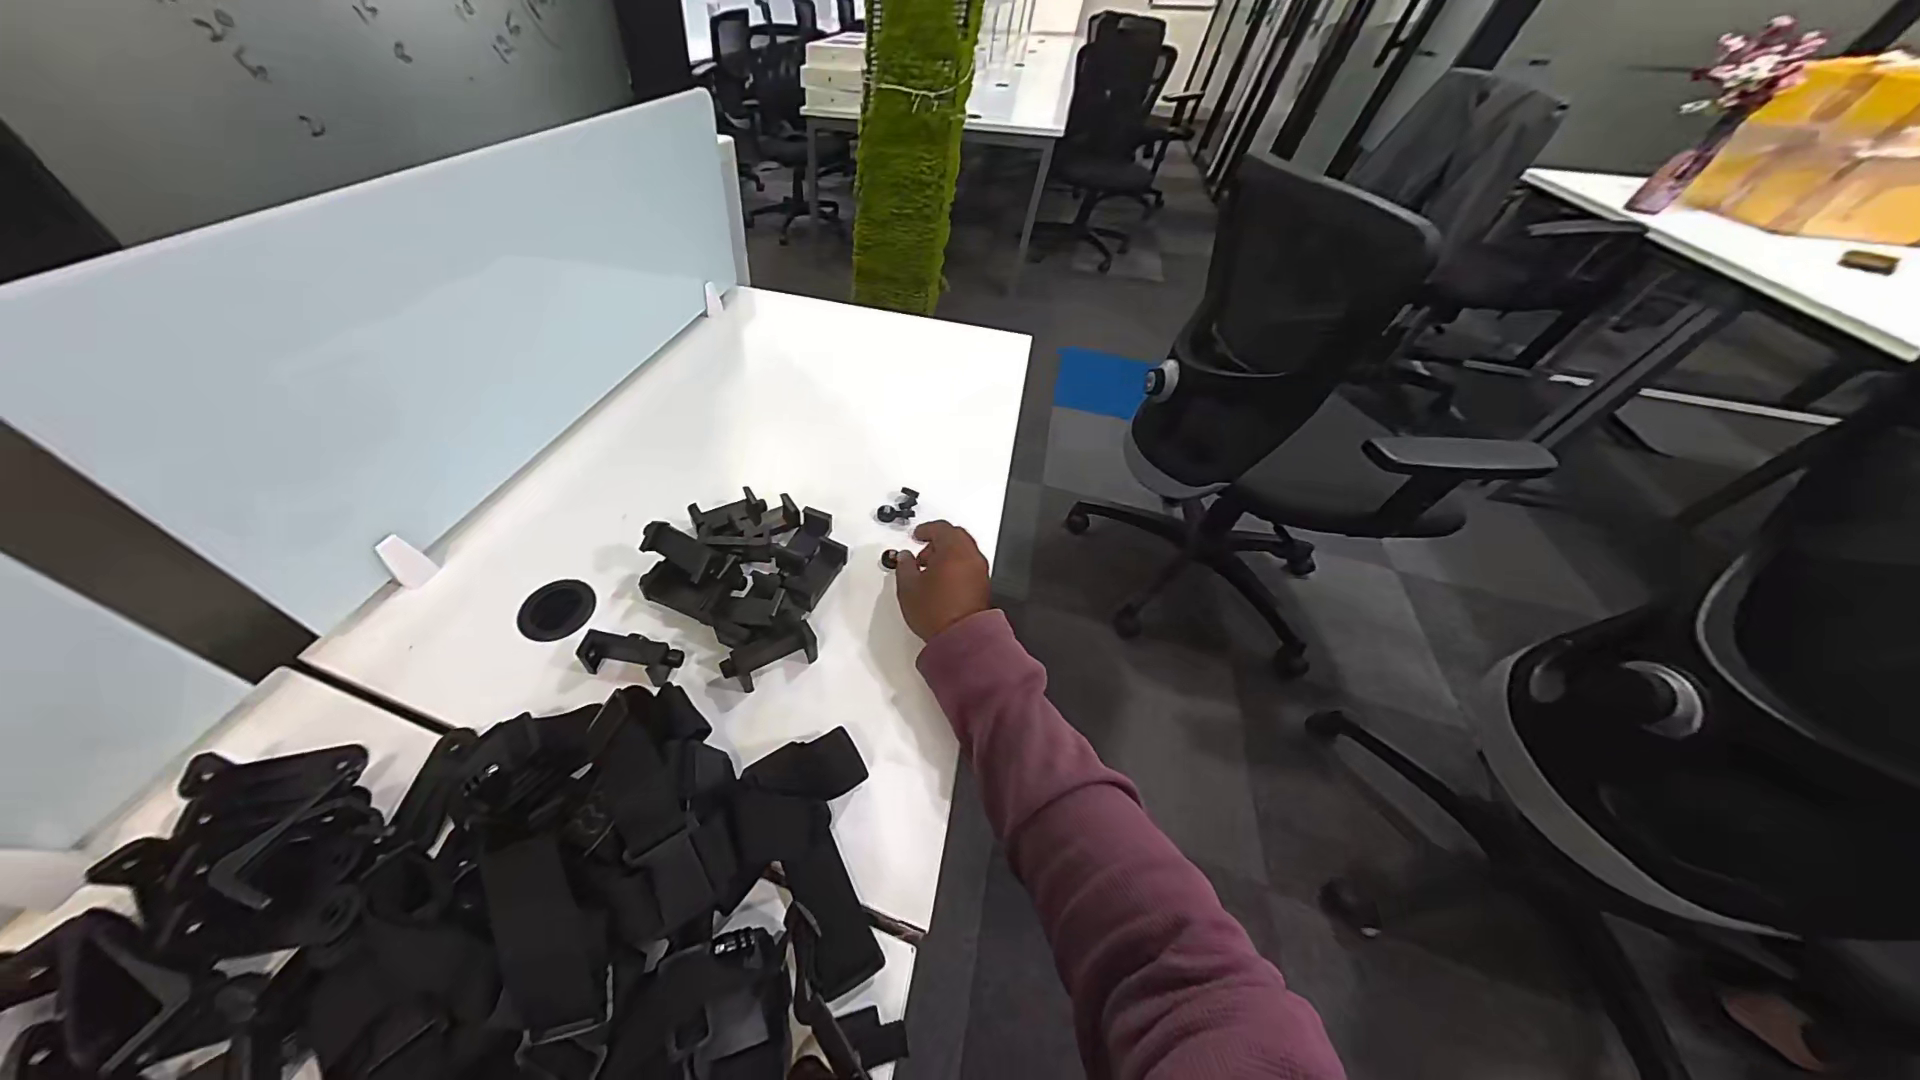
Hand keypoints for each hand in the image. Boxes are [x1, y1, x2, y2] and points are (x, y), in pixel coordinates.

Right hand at [890, 520, 990, 640]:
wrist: (961, 637)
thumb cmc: (938, 614)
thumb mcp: (908, 587)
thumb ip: (904, 566)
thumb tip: (904, 558)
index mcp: (953, 551)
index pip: (941, 528)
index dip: (926, 529)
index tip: (917, 534)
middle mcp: (970, 557)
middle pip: (956, 536)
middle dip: (938, 539)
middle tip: (922, 550)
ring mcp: (980, 571)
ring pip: (964, 550)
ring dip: (947, 553)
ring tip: (929, 568)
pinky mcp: (983, 584)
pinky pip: (969, 565)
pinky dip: (956, 564)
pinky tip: (942, 580)